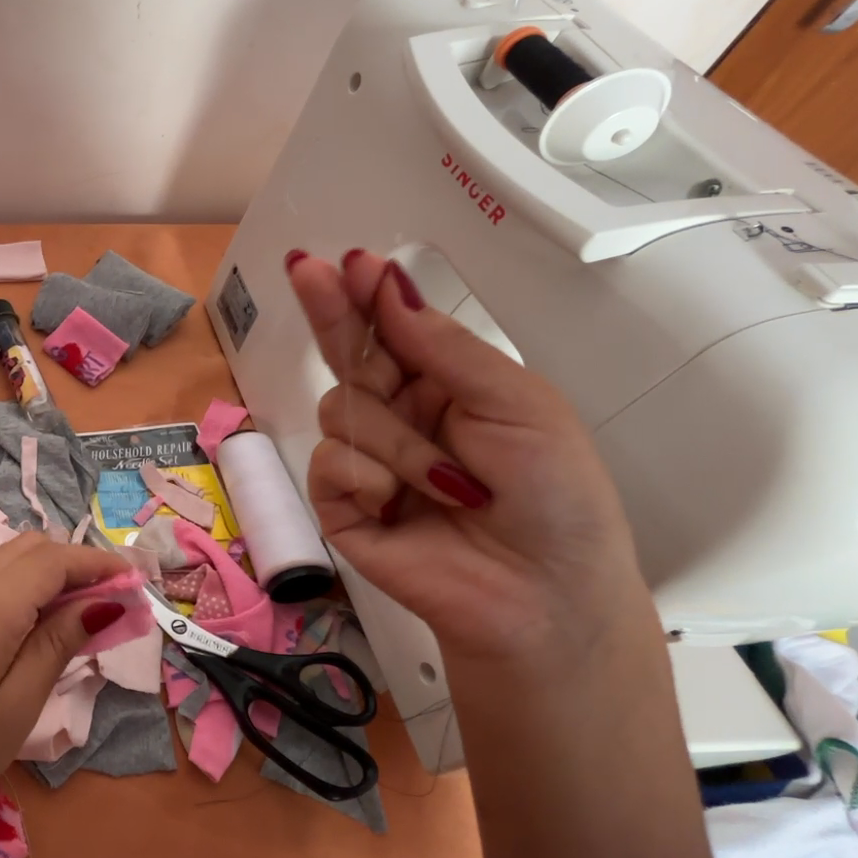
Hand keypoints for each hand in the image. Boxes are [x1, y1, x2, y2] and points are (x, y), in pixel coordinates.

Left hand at [0, 533, 128, 835]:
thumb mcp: (17, 705)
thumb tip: (102, 602)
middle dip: (79, 563)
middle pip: (31, 549)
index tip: (140, 582)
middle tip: (117, 602)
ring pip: (11, 559)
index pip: (53, 559)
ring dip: (53, 572)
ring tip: (88, 613)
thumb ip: (58, 645)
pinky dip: (28, 585)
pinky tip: (44, 622)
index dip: (99, 563)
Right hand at [285, 249, 650, 662]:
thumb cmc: (554, 496)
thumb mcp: (517, 405)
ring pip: (341, 411)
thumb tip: (388, 286)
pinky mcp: (337, 503)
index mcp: (444, 387)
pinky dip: (367, 479)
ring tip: (448, 486)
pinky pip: (330, 463)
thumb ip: (444, 348)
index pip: (393, 330)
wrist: (541, 596)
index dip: (367, 295)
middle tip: (303, 269)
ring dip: (394, 442)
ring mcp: (363, 458)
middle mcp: (397, 415)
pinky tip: (396, 505)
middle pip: (346, 353)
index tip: (346, 261)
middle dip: (330, 312)